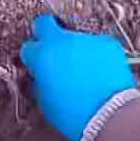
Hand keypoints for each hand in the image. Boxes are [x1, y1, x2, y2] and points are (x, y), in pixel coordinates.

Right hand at [18, 14, 136, 140]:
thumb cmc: (76, 115)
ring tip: (84, 72)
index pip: (28, 47)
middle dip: (46, 35)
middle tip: (53, 52)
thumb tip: (41, 77)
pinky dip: (96, 55)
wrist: (110, 115)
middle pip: (46, 25)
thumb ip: (40, 83)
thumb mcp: (47, 103)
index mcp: (43, 57)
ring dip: (75, 50)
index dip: (33, 56)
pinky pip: (96, 45)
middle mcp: (63, 42)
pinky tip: (100, 72)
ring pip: (74, 37)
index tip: (37, 62)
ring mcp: (86, 40)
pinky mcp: (107, 43)